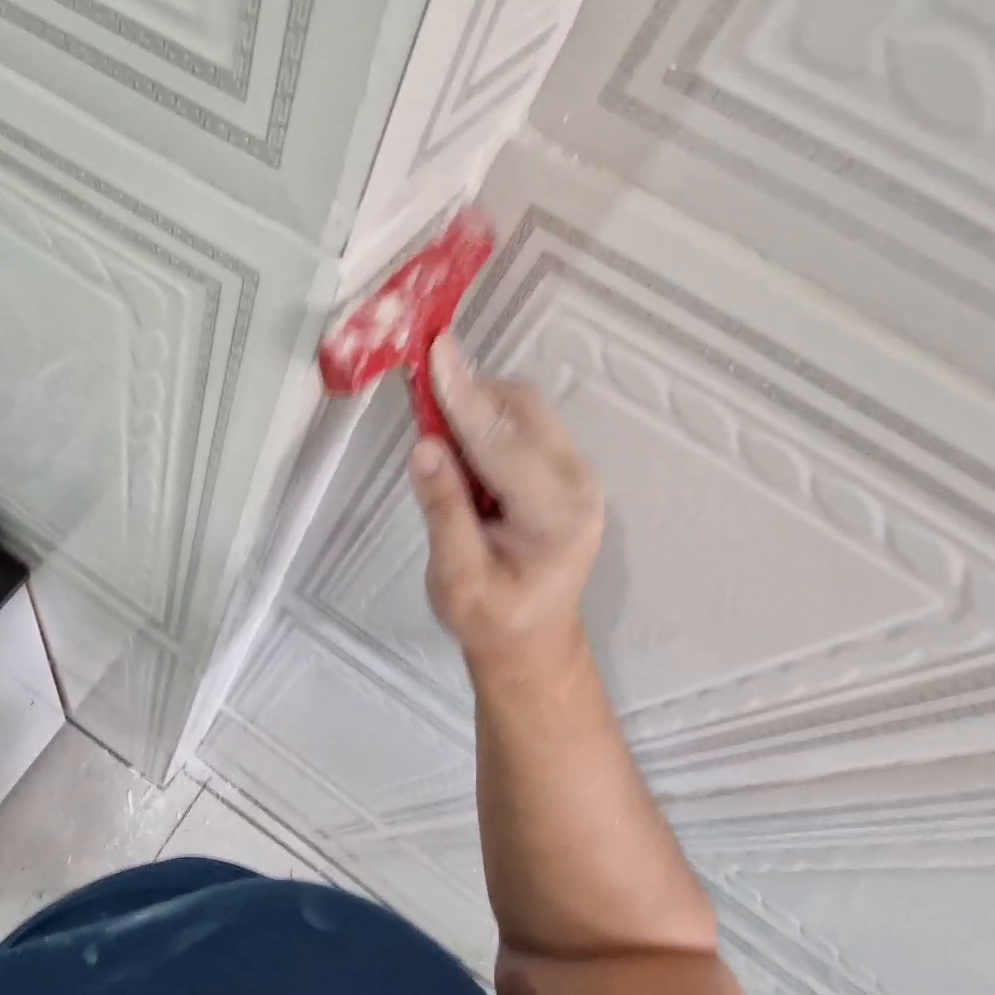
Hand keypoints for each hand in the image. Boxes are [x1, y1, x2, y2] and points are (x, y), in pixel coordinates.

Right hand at [409, 335, 602, 662]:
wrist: (531, 642)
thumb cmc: (491, 619)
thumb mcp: (457, 578)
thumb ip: (444, 511)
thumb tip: (426, 446)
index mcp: (555, 514)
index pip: (502, 442)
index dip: (464, 397)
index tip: (435, 352)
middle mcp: (577, 482)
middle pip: (521, 409)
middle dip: (469, 395)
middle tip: (417, 400)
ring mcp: (576, 472)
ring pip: (523, 409)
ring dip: (475, 406)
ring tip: (434, 433)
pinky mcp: (563, 470)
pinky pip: (523, 423)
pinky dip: (485, 420)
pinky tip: (457, 444)